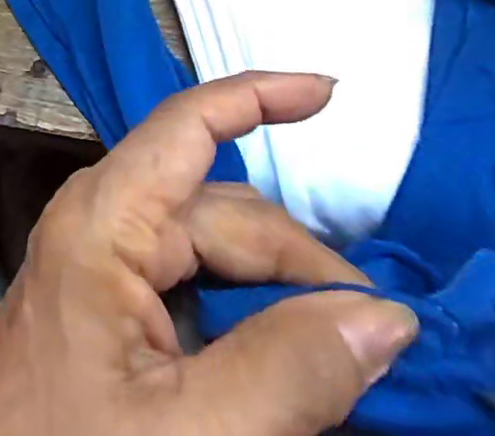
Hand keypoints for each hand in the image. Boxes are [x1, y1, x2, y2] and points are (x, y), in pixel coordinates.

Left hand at [0, 71, 419, 435]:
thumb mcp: (185, 427)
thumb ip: (288, 371)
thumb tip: (385, 318)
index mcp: (108, 218)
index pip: (191, 125)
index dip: (260, 96)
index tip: (329, 91)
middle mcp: (110, 219)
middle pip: (228, 210)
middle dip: (303, 262)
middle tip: (380, 339)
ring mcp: (112, 257)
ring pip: (222, 250)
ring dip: (284, 291)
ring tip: (344, 354)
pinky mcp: (117, 296)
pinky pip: (202, 283)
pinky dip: (254, 311)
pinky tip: (289, 353)